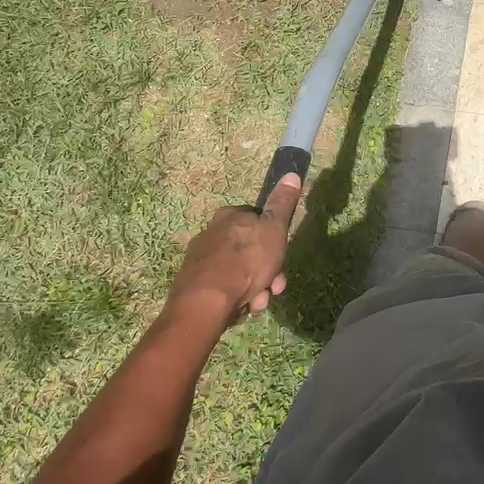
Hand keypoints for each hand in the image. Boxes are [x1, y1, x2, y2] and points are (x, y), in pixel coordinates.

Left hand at [167, 173, 301, 324]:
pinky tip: (241, 309)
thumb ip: (282, 203)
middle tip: (274, 287)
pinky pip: (222, 289)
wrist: (206, 302)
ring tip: (257, 304)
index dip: (273, 239)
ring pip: (237, 273)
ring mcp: (199, 261)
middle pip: (249, 250)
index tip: (282, 256)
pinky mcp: (191, 286)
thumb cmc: (246, 260)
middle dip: (266, 271)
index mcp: (230, 216)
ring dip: (254, 288)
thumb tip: (291, 174)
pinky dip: (235, 298)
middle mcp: (211, 233)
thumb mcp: (274, 228)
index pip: (257, 220)